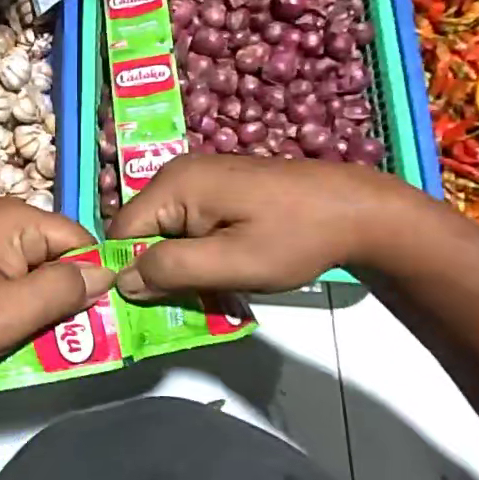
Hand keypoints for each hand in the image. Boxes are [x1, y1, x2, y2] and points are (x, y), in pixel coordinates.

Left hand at [0, 198, 112, 375]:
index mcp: (15, 218)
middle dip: (64, 292)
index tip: (92, 317)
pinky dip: (21, 298)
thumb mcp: (12, 312)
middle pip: (59, 252)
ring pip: (38, 266)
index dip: (91, 277)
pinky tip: (10, 325)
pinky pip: (15, 272)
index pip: (79, 239)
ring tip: (35, 332)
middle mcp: (3, 217)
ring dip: (42, 300)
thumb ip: (63, 290)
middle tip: (63, 332)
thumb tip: (107, 274)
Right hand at [106, 155, 428, 298]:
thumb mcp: (231, 263)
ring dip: (181, 265)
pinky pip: (187, 225)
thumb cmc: (295, 237)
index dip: (127, 271)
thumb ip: (171, 270)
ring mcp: (199, 178)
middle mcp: (178, 174)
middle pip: (142, 232)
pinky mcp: (217, 188)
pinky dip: (197, 252)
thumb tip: (121, 281)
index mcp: (174, 185)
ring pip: (166, 232)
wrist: (357, 209)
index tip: (150, 305)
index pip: (121, 233)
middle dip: (158, 269)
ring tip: (213, 289)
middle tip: (189, 301)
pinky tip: (226, 270)